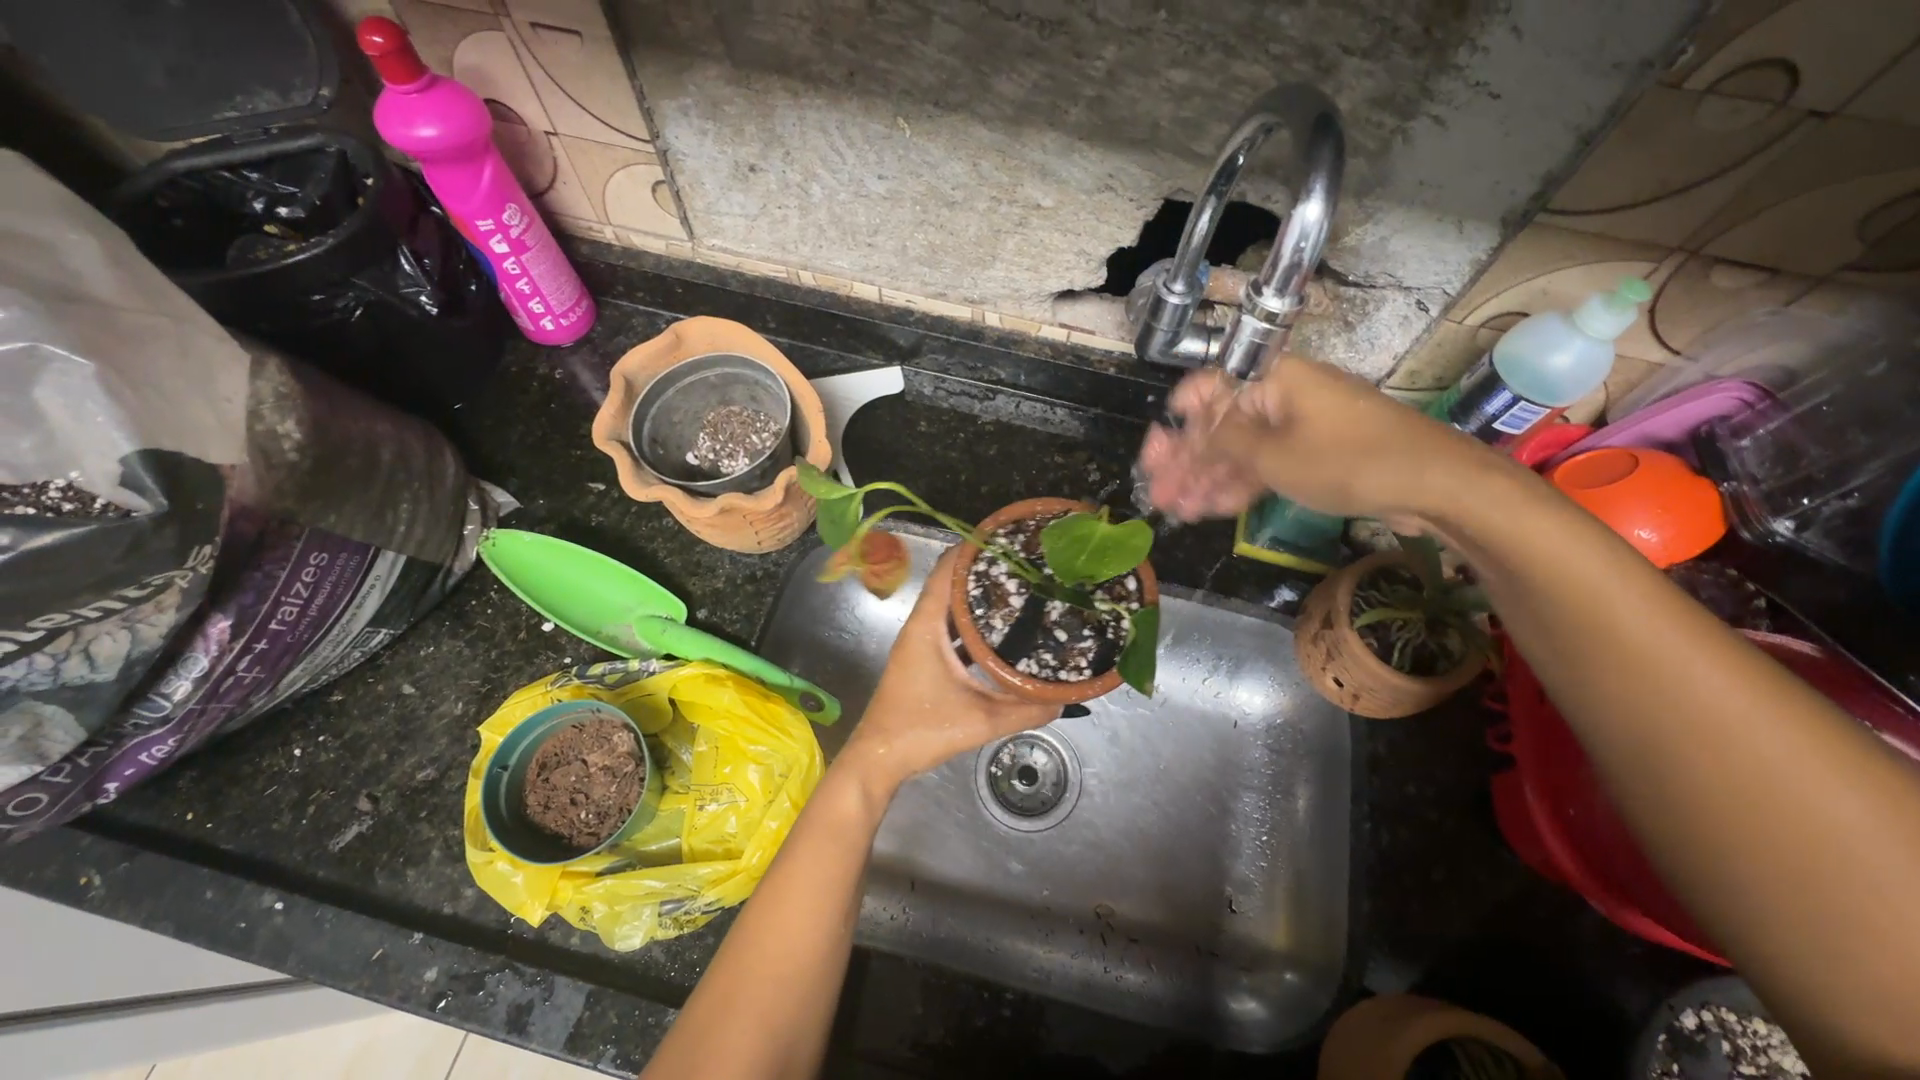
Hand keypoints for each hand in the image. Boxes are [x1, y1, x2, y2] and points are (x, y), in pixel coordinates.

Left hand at [837, 550, 1059, 793]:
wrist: (878, 758)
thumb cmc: (921, 730)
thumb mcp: (980, 720)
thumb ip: (1025, 709)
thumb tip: (1065, 699)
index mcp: (927, 626)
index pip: (946, 570)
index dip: (972, 550)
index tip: (1005, 540)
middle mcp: (921, 627)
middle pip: (950, 584)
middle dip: (982, 572)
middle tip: (1024, 564)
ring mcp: (920, 644)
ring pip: (950, 609)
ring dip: (976, 599)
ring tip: (1018, 591)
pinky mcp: (923, 661)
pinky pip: (949, 630)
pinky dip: (971, 625)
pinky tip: (999, 633)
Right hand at [1136, 355, 1498, 523]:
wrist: (1434, 484)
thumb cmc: (1349, 460)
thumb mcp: (1275, 454)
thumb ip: (1223, 443)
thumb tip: (1190, 434)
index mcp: (1272, 380)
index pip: (1210, 387)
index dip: (1177, 418)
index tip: (1154, 450)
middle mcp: (1283, 398)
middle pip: (1220, 425)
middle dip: (1186, 459)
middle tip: (1155, 491)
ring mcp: (1300, 429)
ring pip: (1240, 452)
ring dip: (1206, 480)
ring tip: (1174, 510)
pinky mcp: (1314, 458)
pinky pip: (1265, 467)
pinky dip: (1238, 486)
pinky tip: (1209, 511)